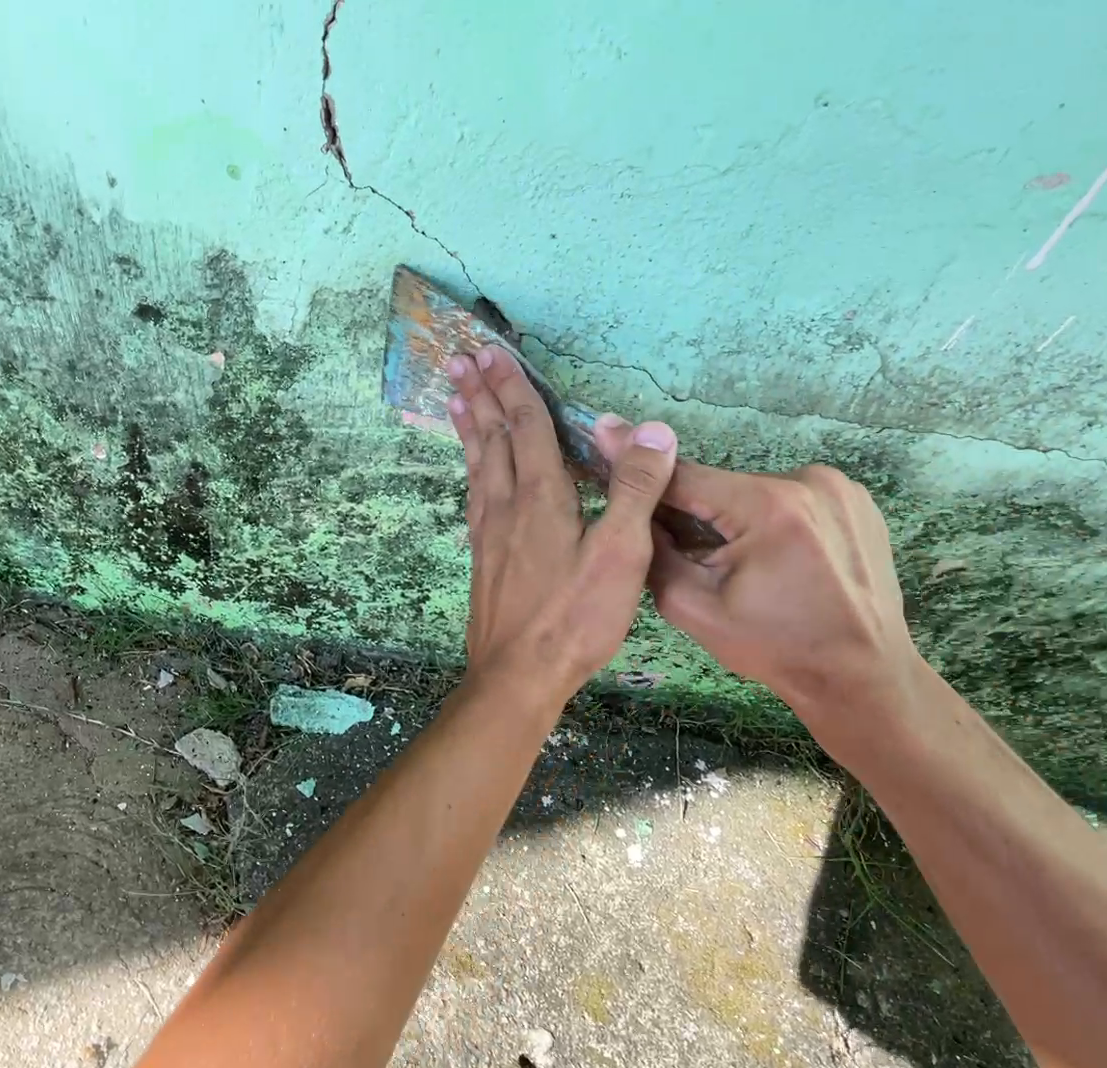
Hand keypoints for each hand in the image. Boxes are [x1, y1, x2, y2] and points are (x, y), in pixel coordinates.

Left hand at [446, 344, 679, 703]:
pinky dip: (471, 468)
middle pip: (493, 437)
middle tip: (461, 359)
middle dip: (481, 395)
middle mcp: (506, 506)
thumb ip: (634, 489)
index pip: (526, 427)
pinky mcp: (482, 556)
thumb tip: (651, 428)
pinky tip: (471, 472)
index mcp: (541, 497)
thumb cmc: (574, 618)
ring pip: (477, 464)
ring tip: (455, 398)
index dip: (513, 387)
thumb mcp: (620, 554)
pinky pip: (473, 495)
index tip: (492, 353)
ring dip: (469, 426)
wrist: (516, 674)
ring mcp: (488, 532)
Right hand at [646, 462, 923, 730]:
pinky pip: (788, 497)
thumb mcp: (691, 608)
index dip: (638, 469)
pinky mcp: (855, 498)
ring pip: (751, 491)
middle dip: (696, 514)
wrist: (860, 674)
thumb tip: (630, 511)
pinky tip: (776, 559)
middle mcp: (807, 481)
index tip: (603, 446)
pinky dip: (769, 520)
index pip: (680, 474)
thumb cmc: (772, 647)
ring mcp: (838, 486)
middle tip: (690, 555)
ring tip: (740, 564)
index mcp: (766, 506)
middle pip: (718, 485)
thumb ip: (651, 553)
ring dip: (733, 517)